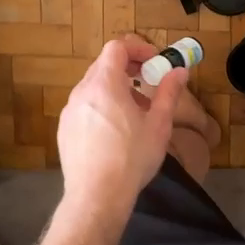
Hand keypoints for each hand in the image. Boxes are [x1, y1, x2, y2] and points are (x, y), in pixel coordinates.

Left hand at [56, 37, 187, 219]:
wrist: (97, 196)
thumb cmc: (131, 158)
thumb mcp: (158, 124)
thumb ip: (169, 92)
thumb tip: (180, 71)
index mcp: (104, 84)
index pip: (116, 48)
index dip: (137, 49)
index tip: (155, 62)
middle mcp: (82, 92)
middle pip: (103, 65)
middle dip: (128, 68)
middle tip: (149, 83)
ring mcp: (70, 111)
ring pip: (93, 87)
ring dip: (116, 89)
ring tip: (136, 111)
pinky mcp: (65, 130)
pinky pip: (85, 107)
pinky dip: (101, 106)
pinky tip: (115, 132)